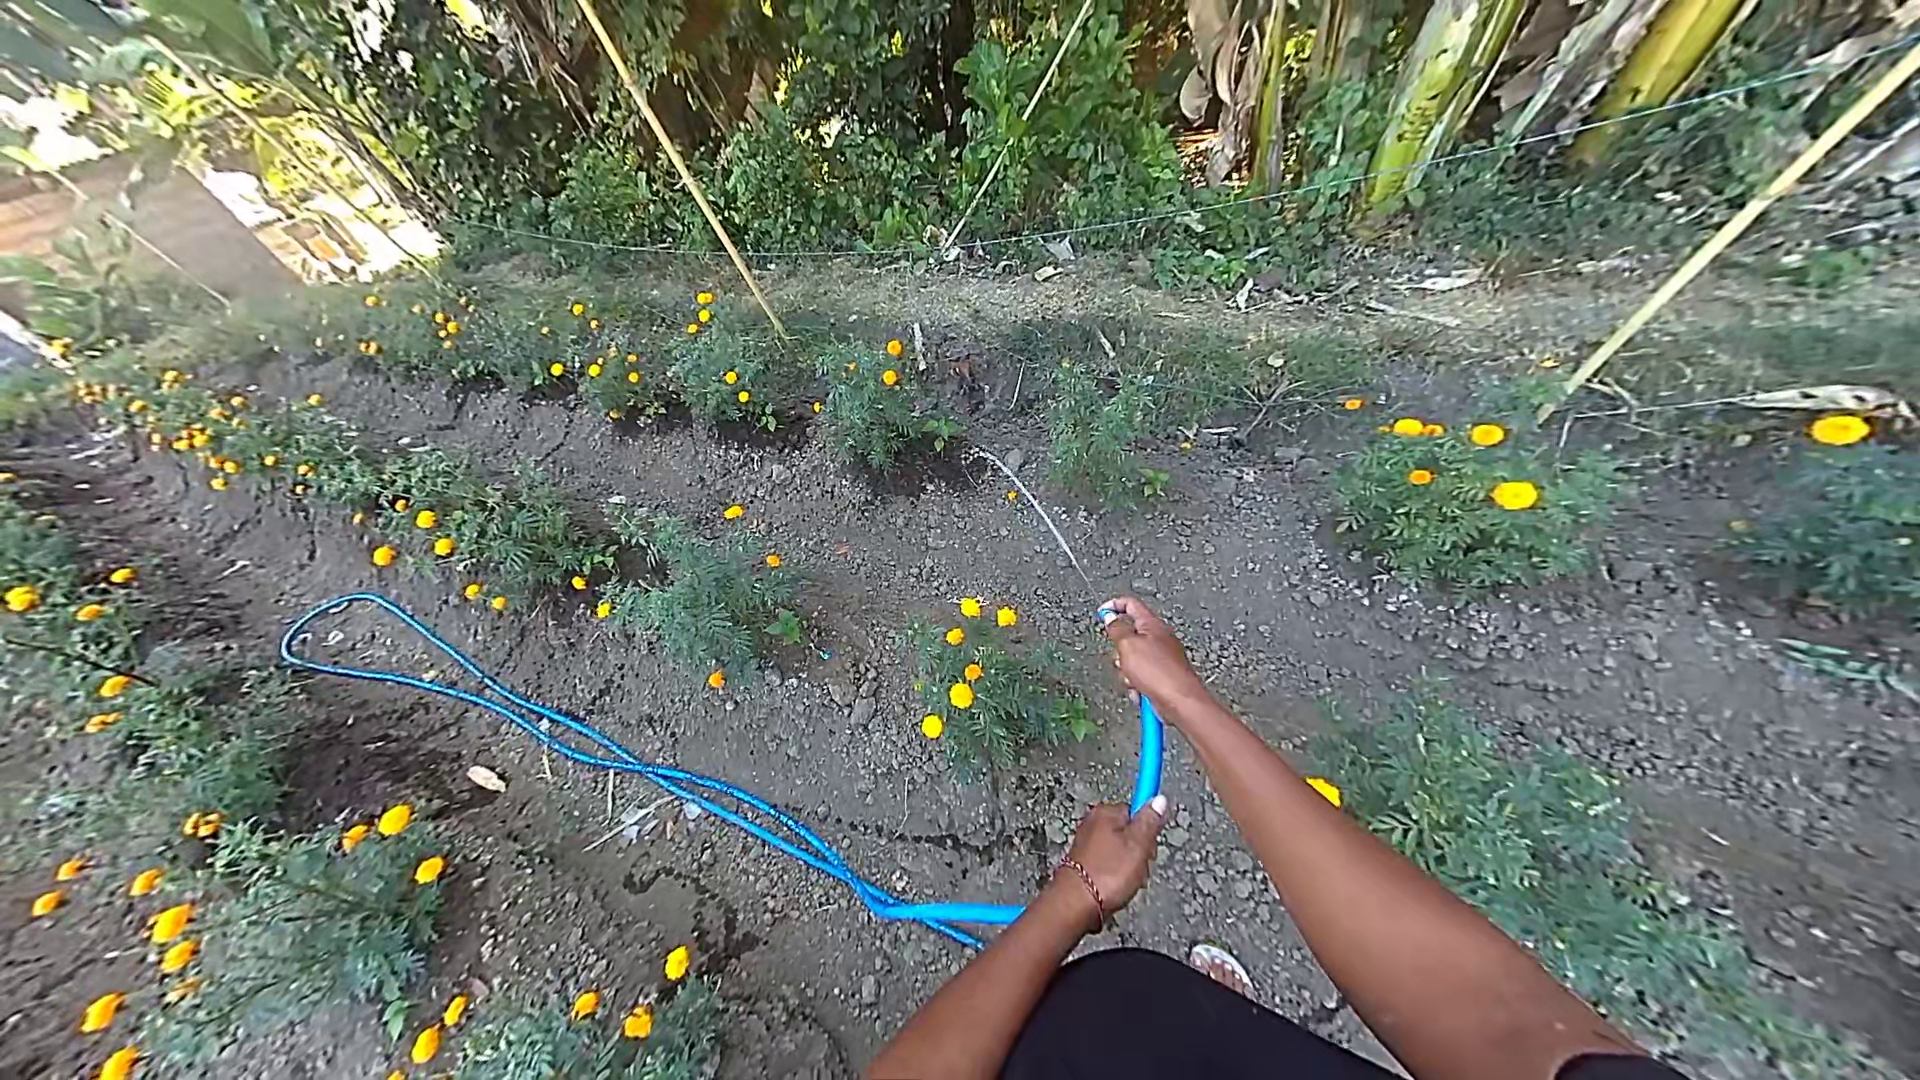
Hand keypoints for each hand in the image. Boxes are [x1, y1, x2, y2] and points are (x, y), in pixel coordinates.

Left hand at [1054, 798, 1168, 929]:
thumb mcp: (1138, 845)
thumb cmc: (1107, 873)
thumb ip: (1149, 821)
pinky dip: (1115, 875)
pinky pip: (1109, 864)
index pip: (1136, 811)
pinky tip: (1116, 887)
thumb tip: (1159, 799)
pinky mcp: (1084, 861)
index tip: (1148, 846)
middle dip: (1138, 852)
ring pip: (1120, 851)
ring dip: (1128, 867)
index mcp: (1105, 812)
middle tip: (1138, 866)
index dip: (1147, 831)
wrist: (1077, 902)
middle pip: (1129, 832)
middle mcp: (1093, 822)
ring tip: (1126, 880)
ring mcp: (1087, 842)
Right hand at [1100, 596, 1208, 715]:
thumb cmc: (1159, 672)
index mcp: (1152, 624)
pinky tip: (1141, 690)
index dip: (1114, 606)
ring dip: (1126, 672)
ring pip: (1131, 660)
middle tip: (1122, 658)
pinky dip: (1136, 684)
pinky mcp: (1161, 676)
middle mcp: (1158, 639)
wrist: (1180, 702)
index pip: (1131, 604)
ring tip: (1134, 678)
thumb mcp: (1128, 645)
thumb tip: (1110, 617)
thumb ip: (1116, 629)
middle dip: (1119, 651)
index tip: (1102, 613)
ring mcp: (1161, 658)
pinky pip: (1139, 677)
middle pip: (1128, 636)